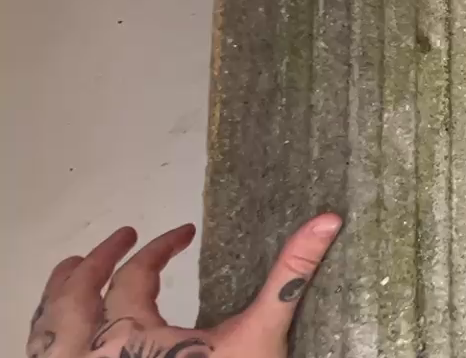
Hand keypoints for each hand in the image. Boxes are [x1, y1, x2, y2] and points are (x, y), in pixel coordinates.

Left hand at [25, 214, 340, 357]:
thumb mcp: (260, 333)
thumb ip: (289, 276)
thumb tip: (329, 219)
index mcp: (124, 339)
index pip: (133, 279)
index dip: (159, 249)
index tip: (186, 233)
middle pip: (69, 304)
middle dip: (92, 264)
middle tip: (123, 235)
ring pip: (44, 337)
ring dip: (56, 301)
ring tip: (70, 272)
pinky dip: (50, 337)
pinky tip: (67, 332)